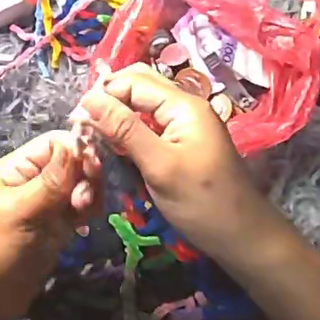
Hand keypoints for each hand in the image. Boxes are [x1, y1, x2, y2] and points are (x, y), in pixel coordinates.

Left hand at [0, 131, 99, 319]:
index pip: (55, 143)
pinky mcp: (58, 227)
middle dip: (86, 174)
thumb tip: (76, 144)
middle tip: (84, 199)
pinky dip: (89, 210)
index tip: (92, 167)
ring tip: (85, 212)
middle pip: (73, 162)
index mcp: (16, 168)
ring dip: (90, 193)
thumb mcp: (18, 213)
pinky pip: (81, 208)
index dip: (77, 149)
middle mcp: (34, 181)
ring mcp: (47, 205)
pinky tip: (87, 221)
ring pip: (80, 185)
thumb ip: (50, 182)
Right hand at [76, 64, 280, 257]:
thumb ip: (124, 129)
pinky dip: (129, 129)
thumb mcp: (158, 165)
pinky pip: (149, 122)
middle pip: (138, 86)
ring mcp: (184, 123)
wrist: (243, 237)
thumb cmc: (202, 202)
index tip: (76, 121)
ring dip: (117, 114)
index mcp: (183, 104)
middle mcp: (184, 105)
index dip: (103, 95)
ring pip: (142, 104)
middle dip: (109, 99)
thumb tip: (88, 99)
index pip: (133, 82)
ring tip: (94, 135)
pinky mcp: (182, 141)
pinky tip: (114, 145)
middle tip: (83, 125)